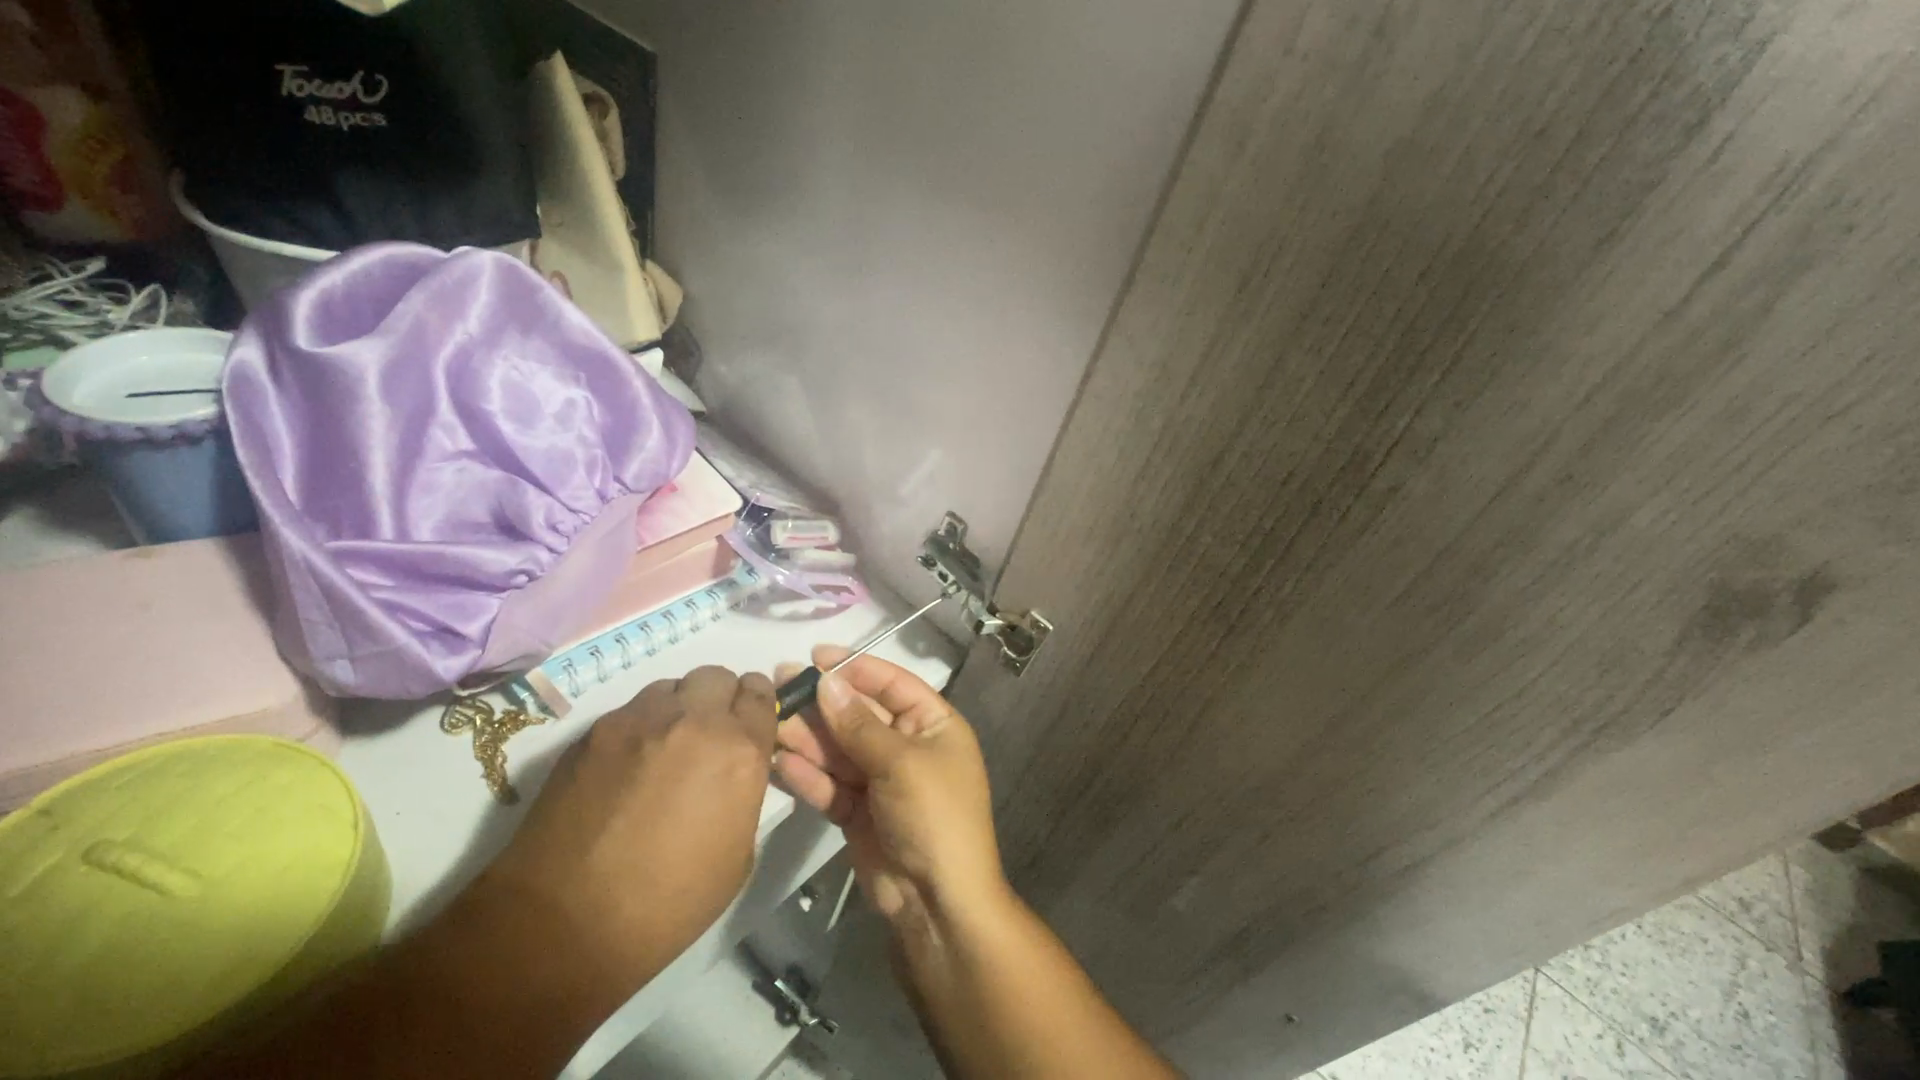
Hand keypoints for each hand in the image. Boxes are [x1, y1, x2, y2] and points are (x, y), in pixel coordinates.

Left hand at [477, 666, 778, 997]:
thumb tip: (732, 774)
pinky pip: (629, 712)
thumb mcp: (738, 854)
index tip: (750, 727)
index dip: (757, 708)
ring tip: (664, 752)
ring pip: (670, 688)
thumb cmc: (668, 904)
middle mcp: (693, 721)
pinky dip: (638, 729)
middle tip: (709, 739)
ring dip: (678, 710)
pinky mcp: (592, 731)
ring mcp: (637, 720)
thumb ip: (743, 793)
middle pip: (716, 677)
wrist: (566, 921)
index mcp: (739, 751)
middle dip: (719, 701)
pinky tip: (625, 771)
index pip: (761, 695)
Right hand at [773, 646, 1008, 928]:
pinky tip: (778, 762)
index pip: (892, 684)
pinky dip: (807, 776)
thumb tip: (826, 681)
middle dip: (821, 703)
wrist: (937, 902)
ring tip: (768, 721)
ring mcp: (882, 782)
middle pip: (859, 715)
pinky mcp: (858, 813)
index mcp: (934, 725)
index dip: (855, 668)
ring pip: (839, 750)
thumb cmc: (933, 816)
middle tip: (778, 685)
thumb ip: (859, 723)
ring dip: (806, 737)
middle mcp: (908, 747)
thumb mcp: (900, 762)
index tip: (815, 656)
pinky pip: (830, 785)